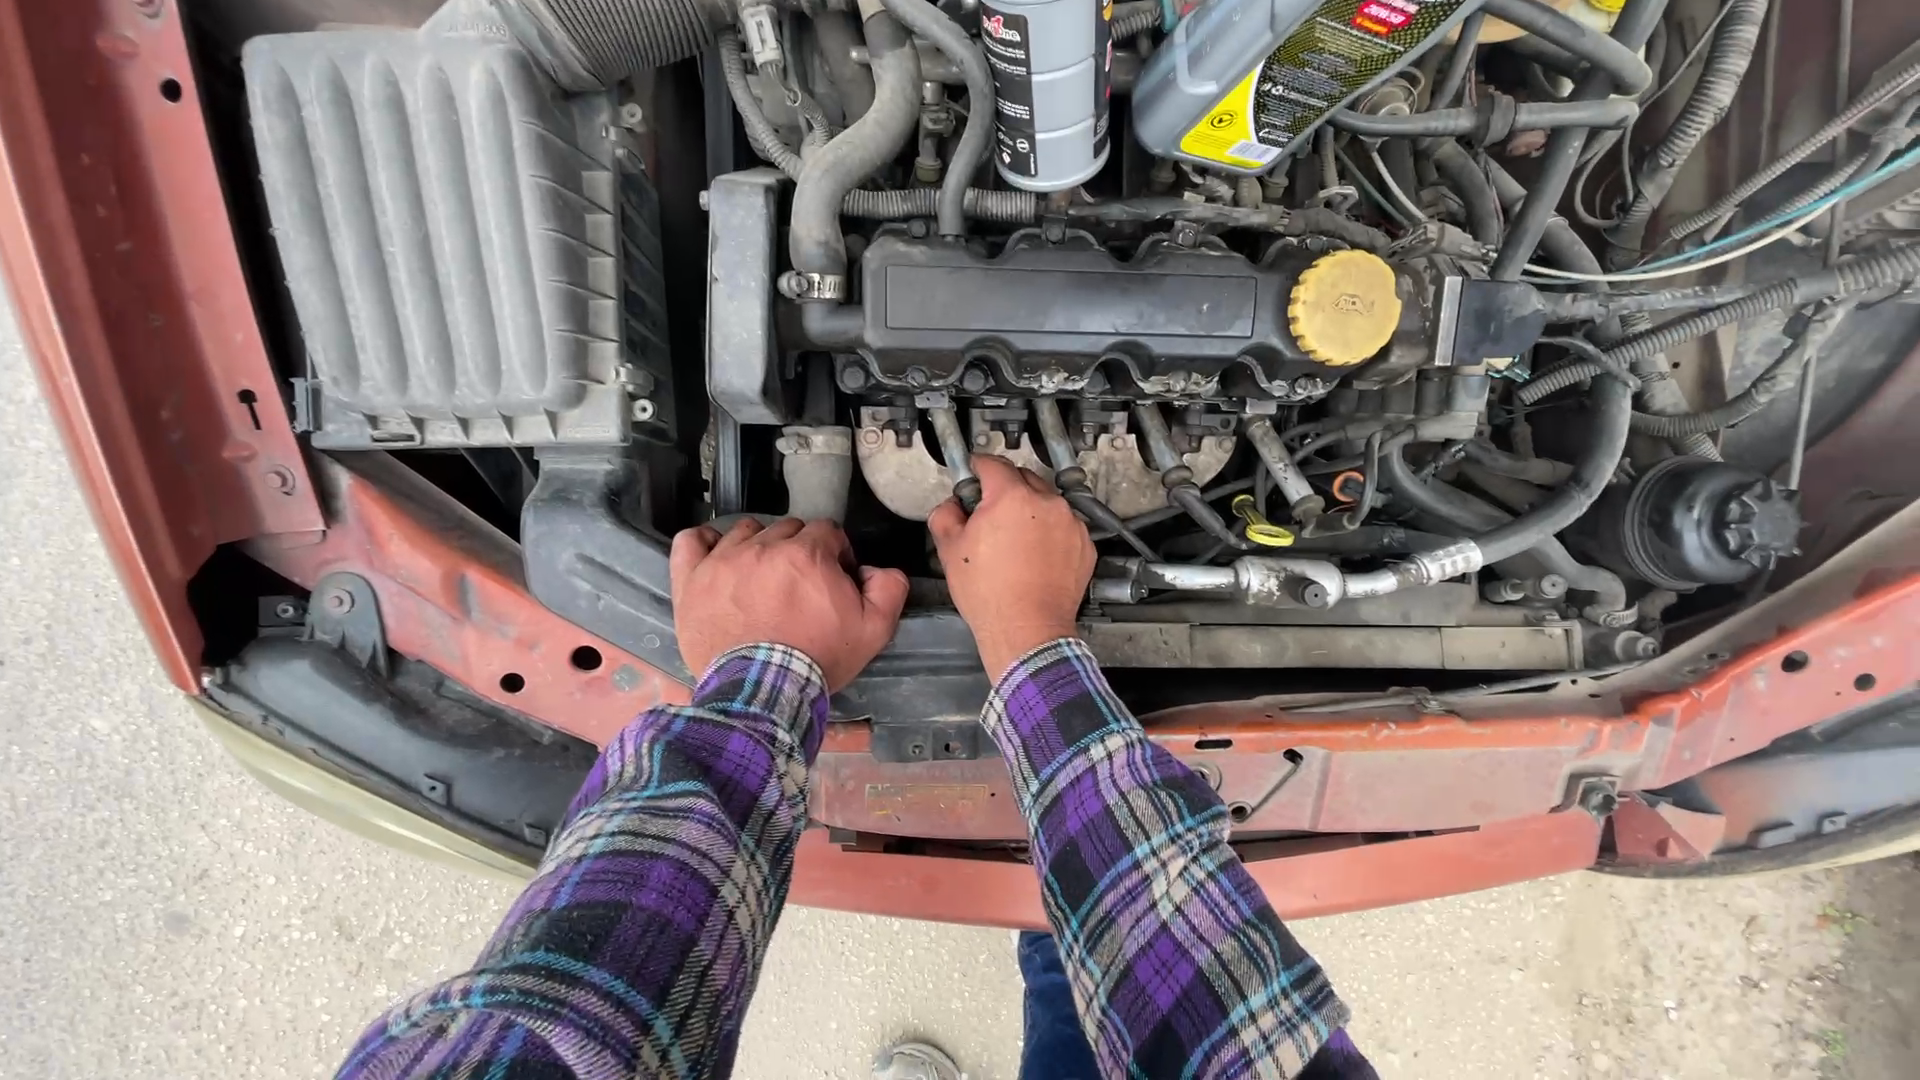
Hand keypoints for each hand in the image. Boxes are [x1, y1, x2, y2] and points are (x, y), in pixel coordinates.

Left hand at [669, 518, 908, 690]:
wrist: (762, 692)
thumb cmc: (817, 659)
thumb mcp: (874, 630)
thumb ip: (889, 588)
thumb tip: (876, 569)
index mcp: (807, 554)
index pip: (827, 531)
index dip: (835, 553)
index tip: (833, 578)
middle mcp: (764, 547)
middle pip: (788, 529)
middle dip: (799, 550)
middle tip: (800, 585)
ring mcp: (723, 561)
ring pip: (746, 532)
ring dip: (759, 546)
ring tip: (762, 577)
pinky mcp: (692, 580)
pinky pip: (692, 541)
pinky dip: (704, 542)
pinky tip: (717, 556)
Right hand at [928, 456, 1095, 681]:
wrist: (1027, 630)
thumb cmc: (992, 595)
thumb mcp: (950, 550)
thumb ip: (946, 515)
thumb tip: (952, 506)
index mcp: (1011, 497)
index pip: (992, 464)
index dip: (977, 467)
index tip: (973, 472)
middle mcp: (1046, 503)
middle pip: (1022, 478)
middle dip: (1004, 489)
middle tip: (988, 512)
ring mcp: (1070, 523)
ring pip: (1046, 502)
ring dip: (1029, 510)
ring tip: (1013, 540)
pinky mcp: (1084, 544)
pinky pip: (1064, 526)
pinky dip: (1050, 532)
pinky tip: (1033, 555)